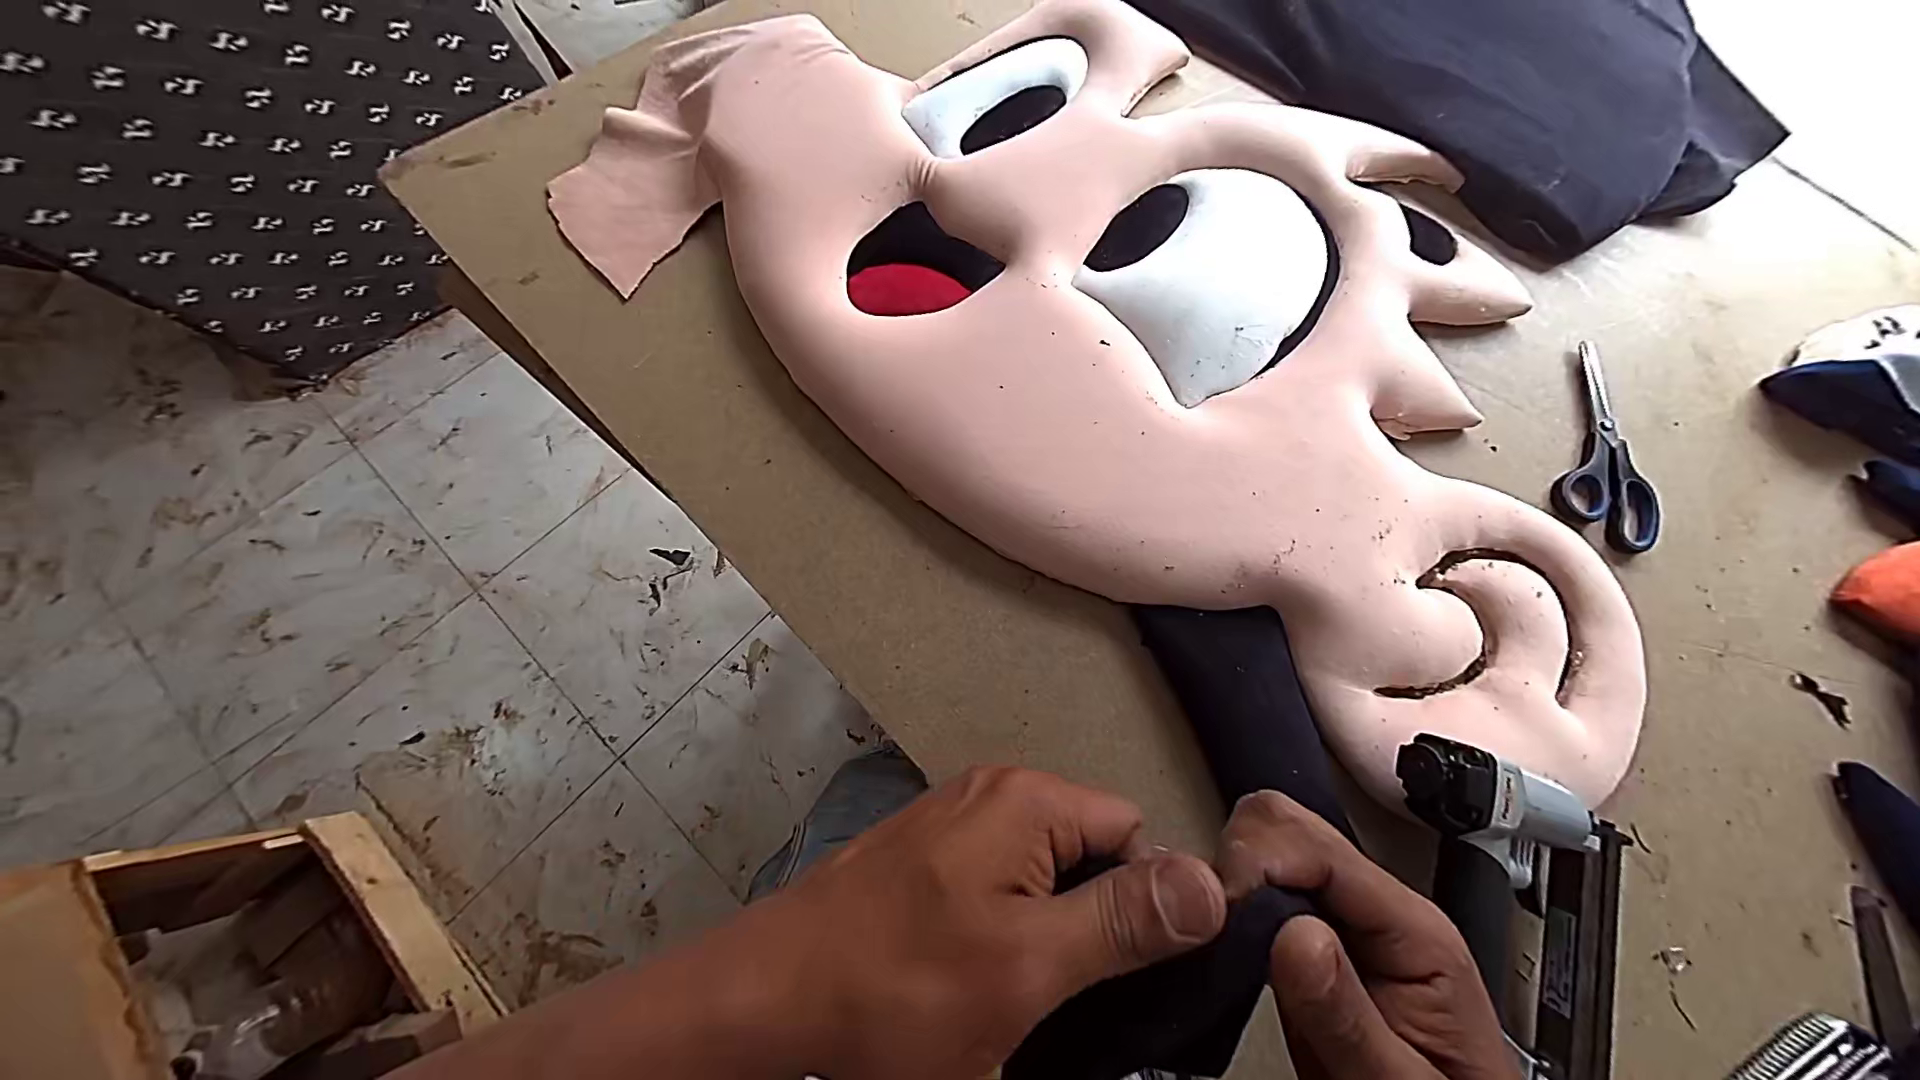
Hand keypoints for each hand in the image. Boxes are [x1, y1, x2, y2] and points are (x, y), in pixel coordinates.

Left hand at [765, 765, 1227, 1078]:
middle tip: (1056, 985)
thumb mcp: (1029, 964)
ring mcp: (955, 814)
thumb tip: (1211, 881)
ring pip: (1043, 863)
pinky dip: (1006, 914)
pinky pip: (999, 869)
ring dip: (1046, 922)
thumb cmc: (903, 982)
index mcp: (1028, 799)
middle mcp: (993, 788)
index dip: (1140, 902)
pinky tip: (975, 962)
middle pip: (1088, 845)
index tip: (1114, 971)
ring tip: (1013, 980)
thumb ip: (1123, 921)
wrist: (776, 988)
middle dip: (1090, 914)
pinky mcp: (929, 844)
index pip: (1132, 832)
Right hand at [1218, 791, 1517, 1079]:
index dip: (1256, 863)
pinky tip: (1220, 927)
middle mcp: (1374, 902)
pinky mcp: (1302, 921)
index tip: (1219, 911)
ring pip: (1264, 834)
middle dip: (1237, 855)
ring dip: (1227, 866)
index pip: (1318, 847)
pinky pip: (1254, 870)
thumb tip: (1295, 934)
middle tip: (1215, 920)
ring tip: (1215, 927)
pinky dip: (1224, 884)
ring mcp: (1337, 907)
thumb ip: (1348, 1019)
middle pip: (1286, 820)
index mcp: (1413, 930)